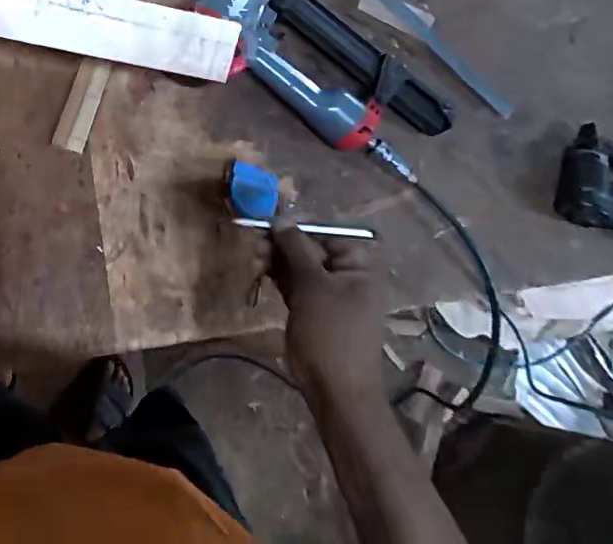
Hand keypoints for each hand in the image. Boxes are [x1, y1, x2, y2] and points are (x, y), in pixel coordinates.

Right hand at [267, 222, 386, 395]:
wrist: (337, 394)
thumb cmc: (330, 333)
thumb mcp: (312, 285)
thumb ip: (296, 248)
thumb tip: (280, 218)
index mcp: (358, 265)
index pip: (325, 233)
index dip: (296, 227)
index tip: (266, 224)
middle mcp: (348, 276)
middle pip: (312, 249)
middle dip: (283, 245)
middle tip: (255, 243)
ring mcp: (332, 295)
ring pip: (301, 268)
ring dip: (278, 260)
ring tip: (255, 258)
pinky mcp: (316, 312)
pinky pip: (298, 286)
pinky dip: (281, 278)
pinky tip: (262, 271)